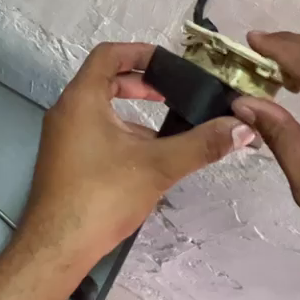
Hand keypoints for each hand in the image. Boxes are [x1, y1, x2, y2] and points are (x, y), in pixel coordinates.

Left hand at [21, 42, 253, 261]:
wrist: (57, 246)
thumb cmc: (102, 196)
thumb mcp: (158, 166)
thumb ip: (201, 144)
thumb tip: (241, 128)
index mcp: (82, 99)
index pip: (109, 55)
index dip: (140, 52)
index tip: (169, 63)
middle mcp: (66, 111)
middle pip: (104, 80)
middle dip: (141, 84)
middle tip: (172, 94)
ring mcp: (62, 137)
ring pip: (101, 110)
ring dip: (133, 113)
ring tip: (168, 131)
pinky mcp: (64, 161)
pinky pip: (94, 132)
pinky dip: (121, 135)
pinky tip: (146, 160)